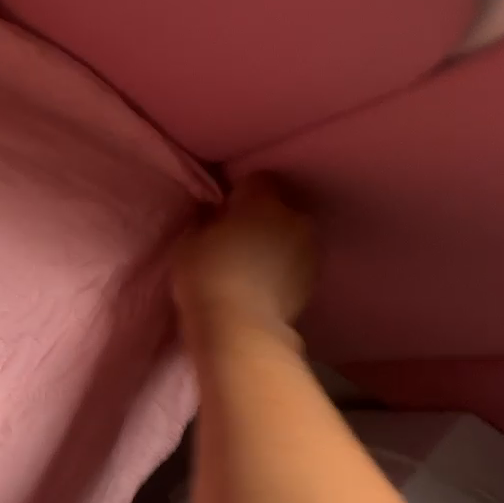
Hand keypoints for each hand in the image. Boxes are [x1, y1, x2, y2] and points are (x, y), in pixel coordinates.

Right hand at [174, 175, 316, 332]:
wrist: (239, 324)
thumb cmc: (205, 276)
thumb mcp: (189, 242)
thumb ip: (207, 220)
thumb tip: (216, 212)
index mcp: (262, 204)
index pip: (257, 178)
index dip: (238, 188)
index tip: (221, 204)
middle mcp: (295, 217)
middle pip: (280, 203)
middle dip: (260, 212)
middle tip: (232, 232)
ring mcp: (310, 246)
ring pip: (290, 229)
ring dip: (273, 236)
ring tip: (247, 257)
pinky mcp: (315, 272)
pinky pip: (296, 254)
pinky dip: (281, 260)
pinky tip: (260, 276)